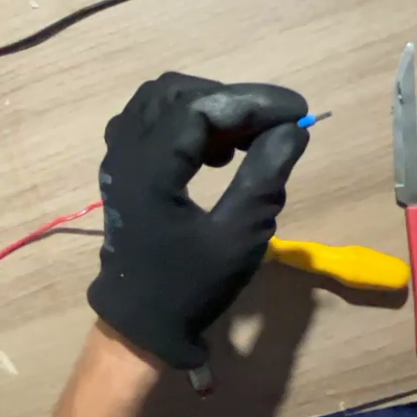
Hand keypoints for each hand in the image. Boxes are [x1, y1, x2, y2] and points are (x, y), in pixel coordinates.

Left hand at [86, 73, 309, 369]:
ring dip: (208, 108)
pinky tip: (217, 154)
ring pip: (161, 102)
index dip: (253, 102)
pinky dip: (188, 123)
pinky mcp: (123, 169)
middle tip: (273, 126)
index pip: (200, 107)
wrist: (141, 323)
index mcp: (148, 170)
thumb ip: (264, 178)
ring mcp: (118, 159)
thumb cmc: (190, 286)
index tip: (298, 112)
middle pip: (176, 93)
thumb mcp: (238, 239)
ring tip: (246, 140)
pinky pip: (152, 121)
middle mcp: (124, 154)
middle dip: (231, 101)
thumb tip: (293, 130)